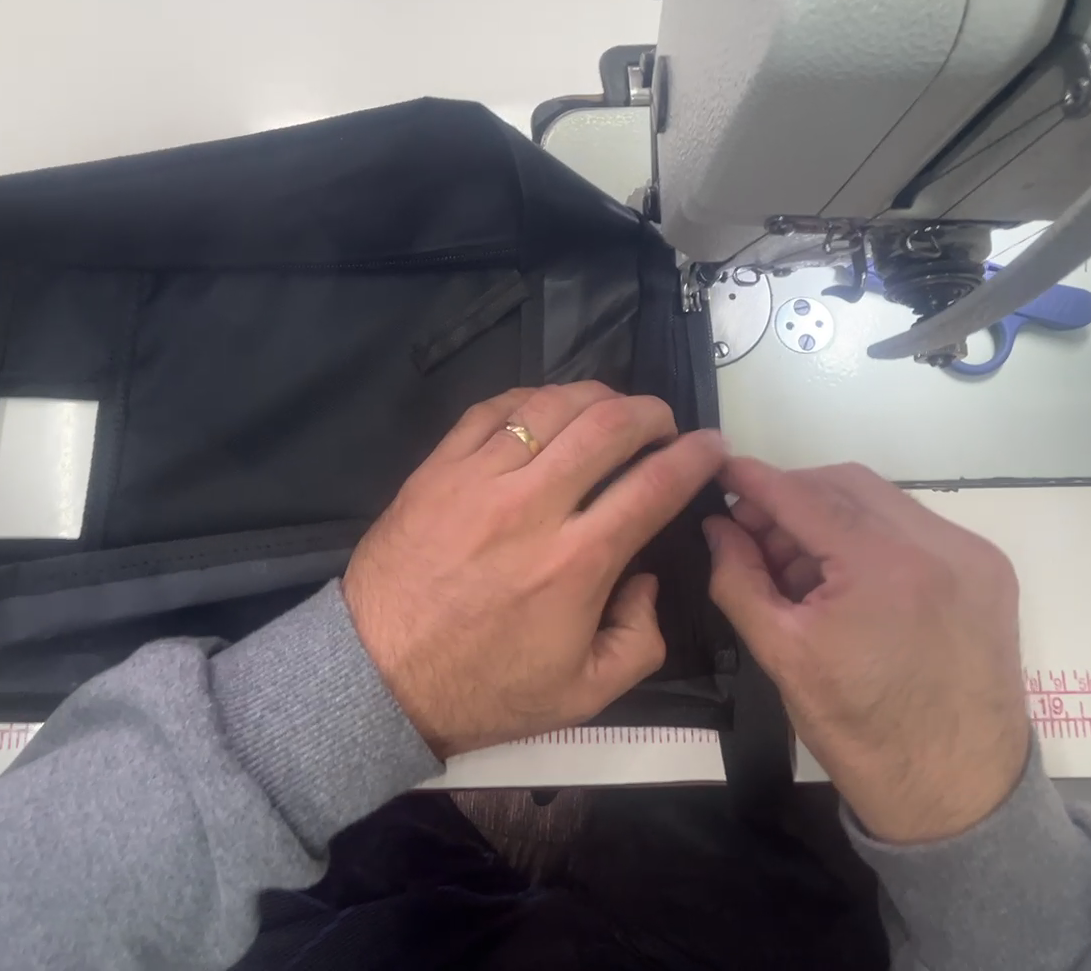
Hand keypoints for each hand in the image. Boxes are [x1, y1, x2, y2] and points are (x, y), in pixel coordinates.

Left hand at [344, 383, 725, 757]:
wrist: (379, 677)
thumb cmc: (483, 688)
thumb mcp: (585, 694)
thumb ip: (641, 638)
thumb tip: (646, 575)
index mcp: (577, 562)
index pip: (654, 485)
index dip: (695, 456)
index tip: (711, 446)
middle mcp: (532, 506)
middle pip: (607, 425)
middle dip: (651, 412)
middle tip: (663, 422)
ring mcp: (478, 479)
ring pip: (550, 405)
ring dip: (596, 395)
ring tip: (611, 408)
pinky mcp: (437, 469)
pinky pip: (489, 410)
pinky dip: (528, 398)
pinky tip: (544, 408)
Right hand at [704, 458, 1028, 842]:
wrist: (956, 793)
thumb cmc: (858, 728)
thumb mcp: (779, 652)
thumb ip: (737, 577)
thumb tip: (717, 525)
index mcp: (885, 566)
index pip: (804, 496)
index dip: (756, 479)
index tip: (719, 468)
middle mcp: (940, 544)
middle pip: (844, 485)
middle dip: (790, 498)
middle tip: (751, 533)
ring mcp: (973, 555)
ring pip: (880, 500)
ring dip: (827, 516)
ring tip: (796, 565)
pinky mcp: (989, 571)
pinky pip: (911, 526)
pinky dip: (866, 535)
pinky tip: (842, 576)